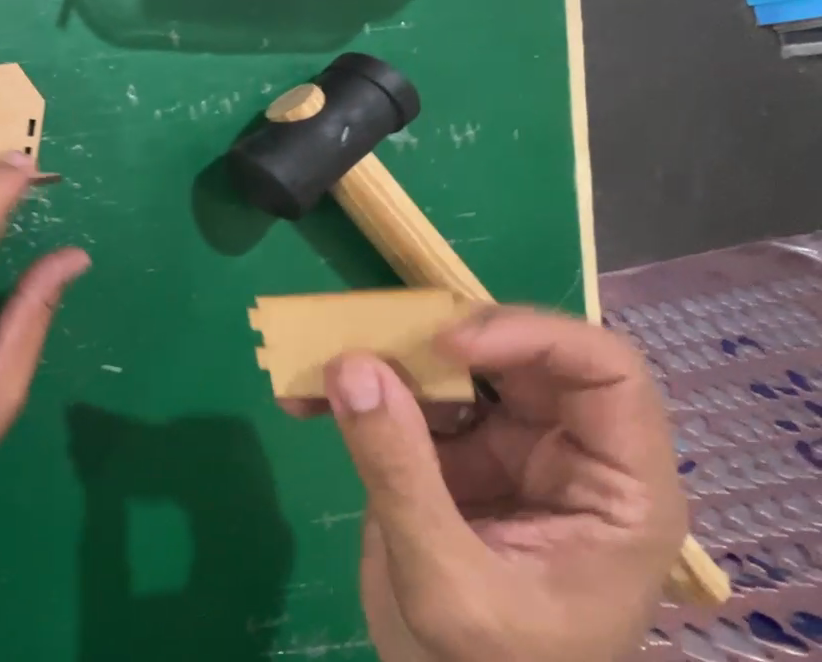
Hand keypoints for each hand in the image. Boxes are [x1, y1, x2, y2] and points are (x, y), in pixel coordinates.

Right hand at [312, 307, 686, 661]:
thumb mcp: (445, 577)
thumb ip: (399, 471)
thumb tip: (349, 364)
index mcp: (614, 486)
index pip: (603, 373)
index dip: (529, 337)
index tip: (441, 345)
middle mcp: (564, 453)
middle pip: (515, 356)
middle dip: (430, 338)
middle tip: (356, 337)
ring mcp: (502, 452)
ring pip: (448, 371)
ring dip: (377, 359)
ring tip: (312, 364)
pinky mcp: (446, 459)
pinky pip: (400, 402)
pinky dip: (350, 394)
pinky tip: (300, 401)